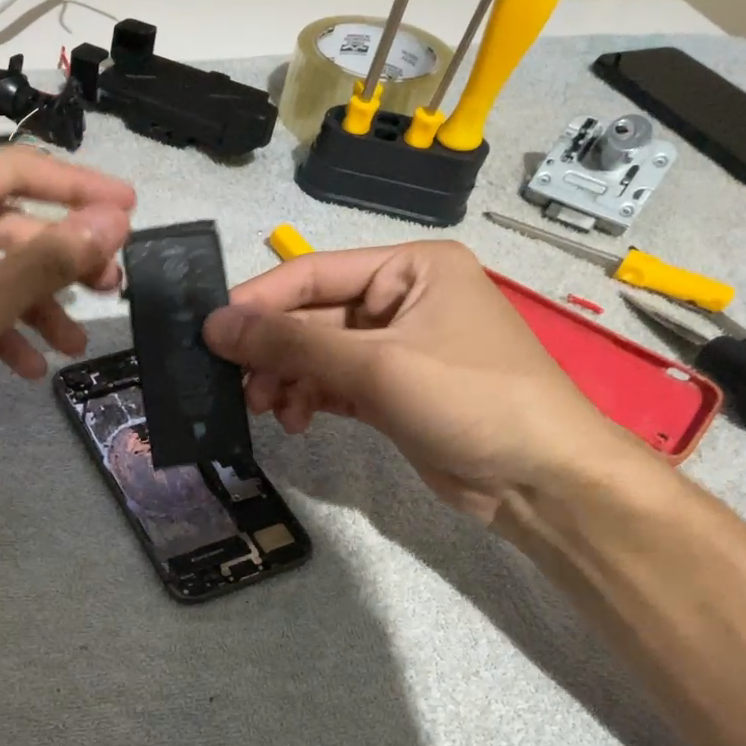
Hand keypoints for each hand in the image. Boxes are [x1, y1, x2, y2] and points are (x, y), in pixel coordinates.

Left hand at [0, 146, 133, 447]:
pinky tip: (29, 368)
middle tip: (110, 286)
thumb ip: (51, 258)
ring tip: (73, 344)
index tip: (130, 208)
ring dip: (34, 307)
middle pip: (6, 227)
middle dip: (60, 263)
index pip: (16, 172)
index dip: (78, 189)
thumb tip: (114, 221)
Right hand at [203, 241, 651, 522]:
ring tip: (268, 411)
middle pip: (311, 318)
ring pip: (316, 356)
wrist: (538, 477)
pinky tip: (297, 422)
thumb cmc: (470, 400)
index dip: (258, 303)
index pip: (313, 275)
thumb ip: (292, 345)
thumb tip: (215, 325)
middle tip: (235, 387)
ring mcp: (395, 348)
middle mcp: (401, 299)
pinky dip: (308, 400)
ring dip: (286, 381)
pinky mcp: (390, 391)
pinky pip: (331, 384)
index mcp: (410, 268)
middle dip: (272, 353)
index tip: (207, 335)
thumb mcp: (376, 366)